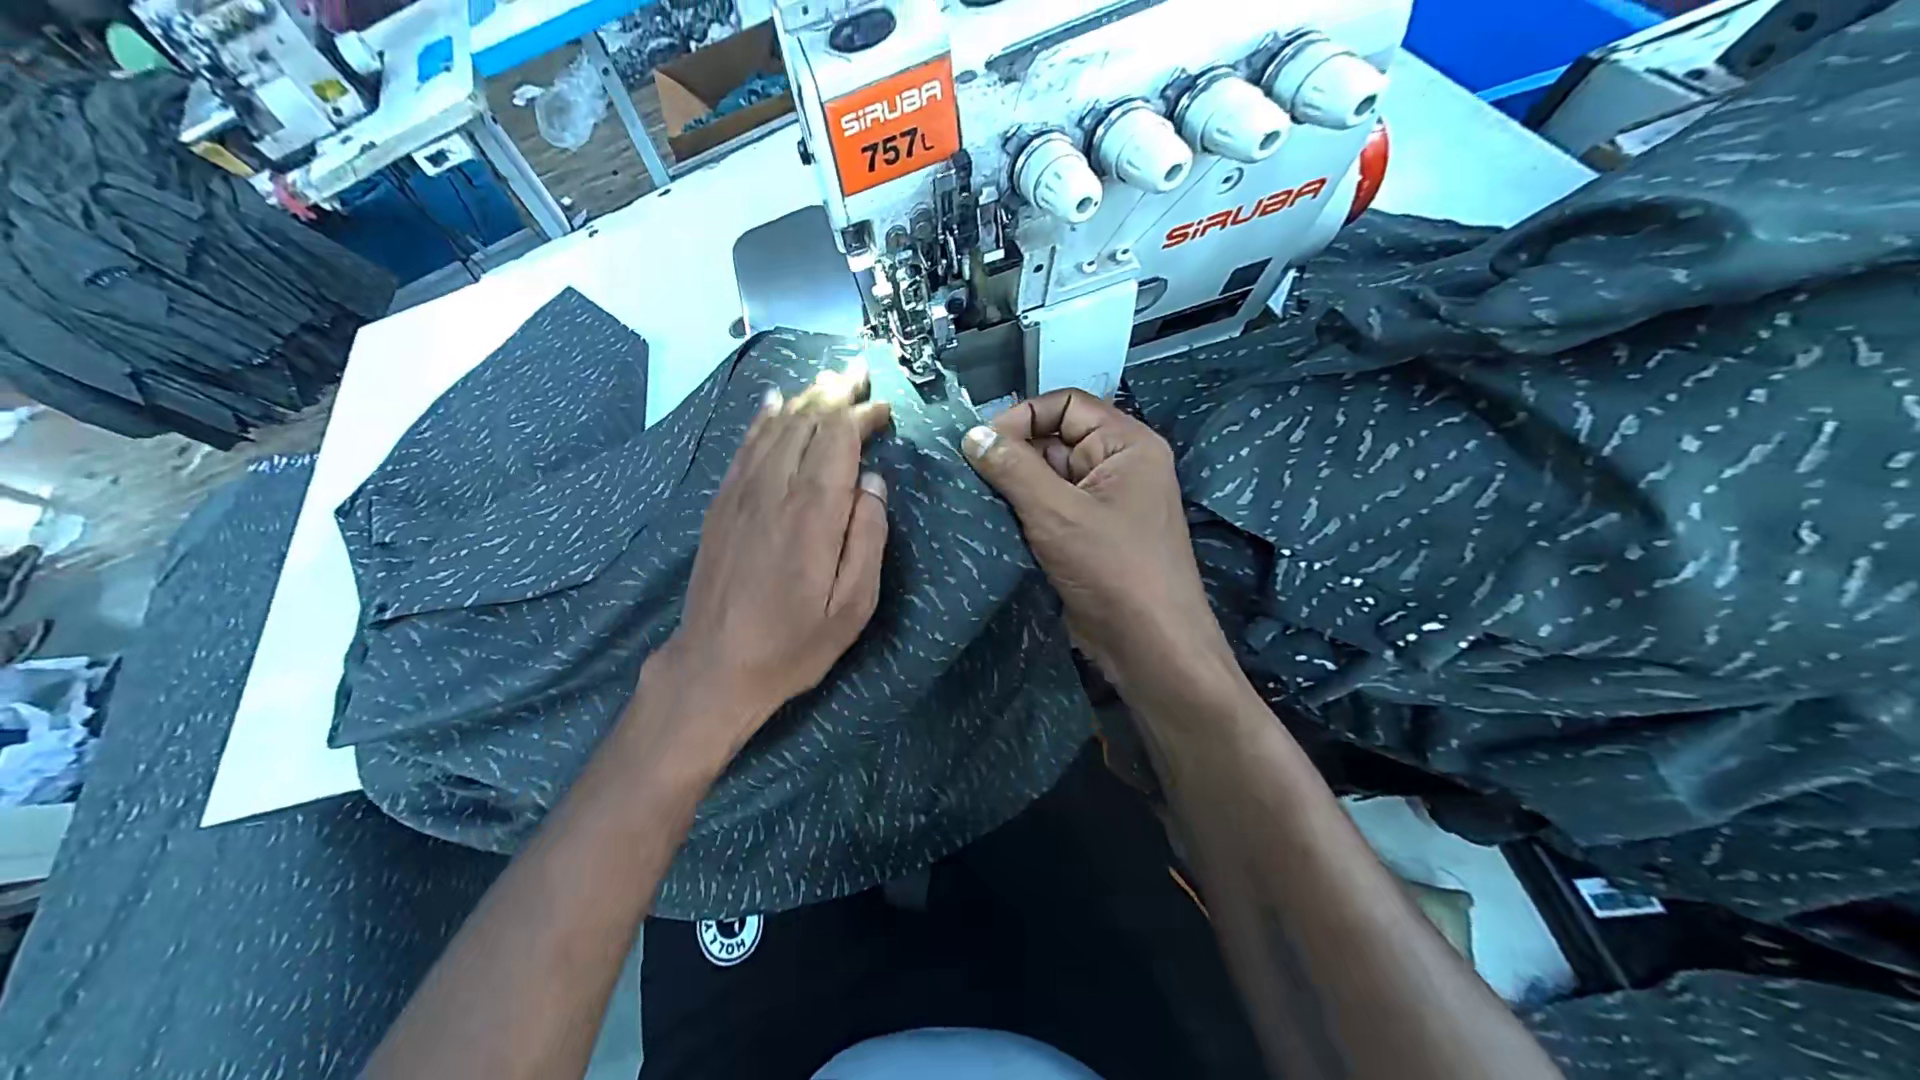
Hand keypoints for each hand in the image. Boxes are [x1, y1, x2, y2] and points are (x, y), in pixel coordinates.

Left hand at [645, 362, 892, 760]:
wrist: (714, 666)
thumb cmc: (793, 643)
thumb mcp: (852, 605)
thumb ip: (867, 537)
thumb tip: (872, 482)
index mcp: (810, 513)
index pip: (837, 440)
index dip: (861, 415)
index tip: (883, 408)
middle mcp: (772, 490)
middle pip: (805, 422)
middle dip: (834, 393)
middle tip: (858, 372)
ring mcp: (739, 494)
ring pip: (774, 427)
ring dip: (804, 398)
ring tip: (827, 379)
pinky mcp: (720, 504)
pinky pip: (745, 446)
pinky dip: (764, 418)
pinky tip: (774, 402)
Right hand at [959, 389, 1230, 696]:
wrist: (1150, 648)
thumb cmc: (1113, 570)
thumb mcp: (1057, 513)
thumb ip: (1013, 468)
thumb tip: (972, 434)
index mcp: (1126, 445)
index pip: (1066, 405)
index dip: (1023, 417)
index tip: (981, 444)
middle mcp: (1118, 467)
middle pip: (1054, 440)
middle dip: (1013, 456)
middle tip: (969, 477)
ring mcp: (1103, 504)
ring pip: (1048, 479)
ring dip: (1013, 489)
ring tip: (974, 499)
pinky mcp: (1089, 537)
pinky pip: (1050, 511)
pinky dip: (1023, 515)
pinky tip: (991, 524)